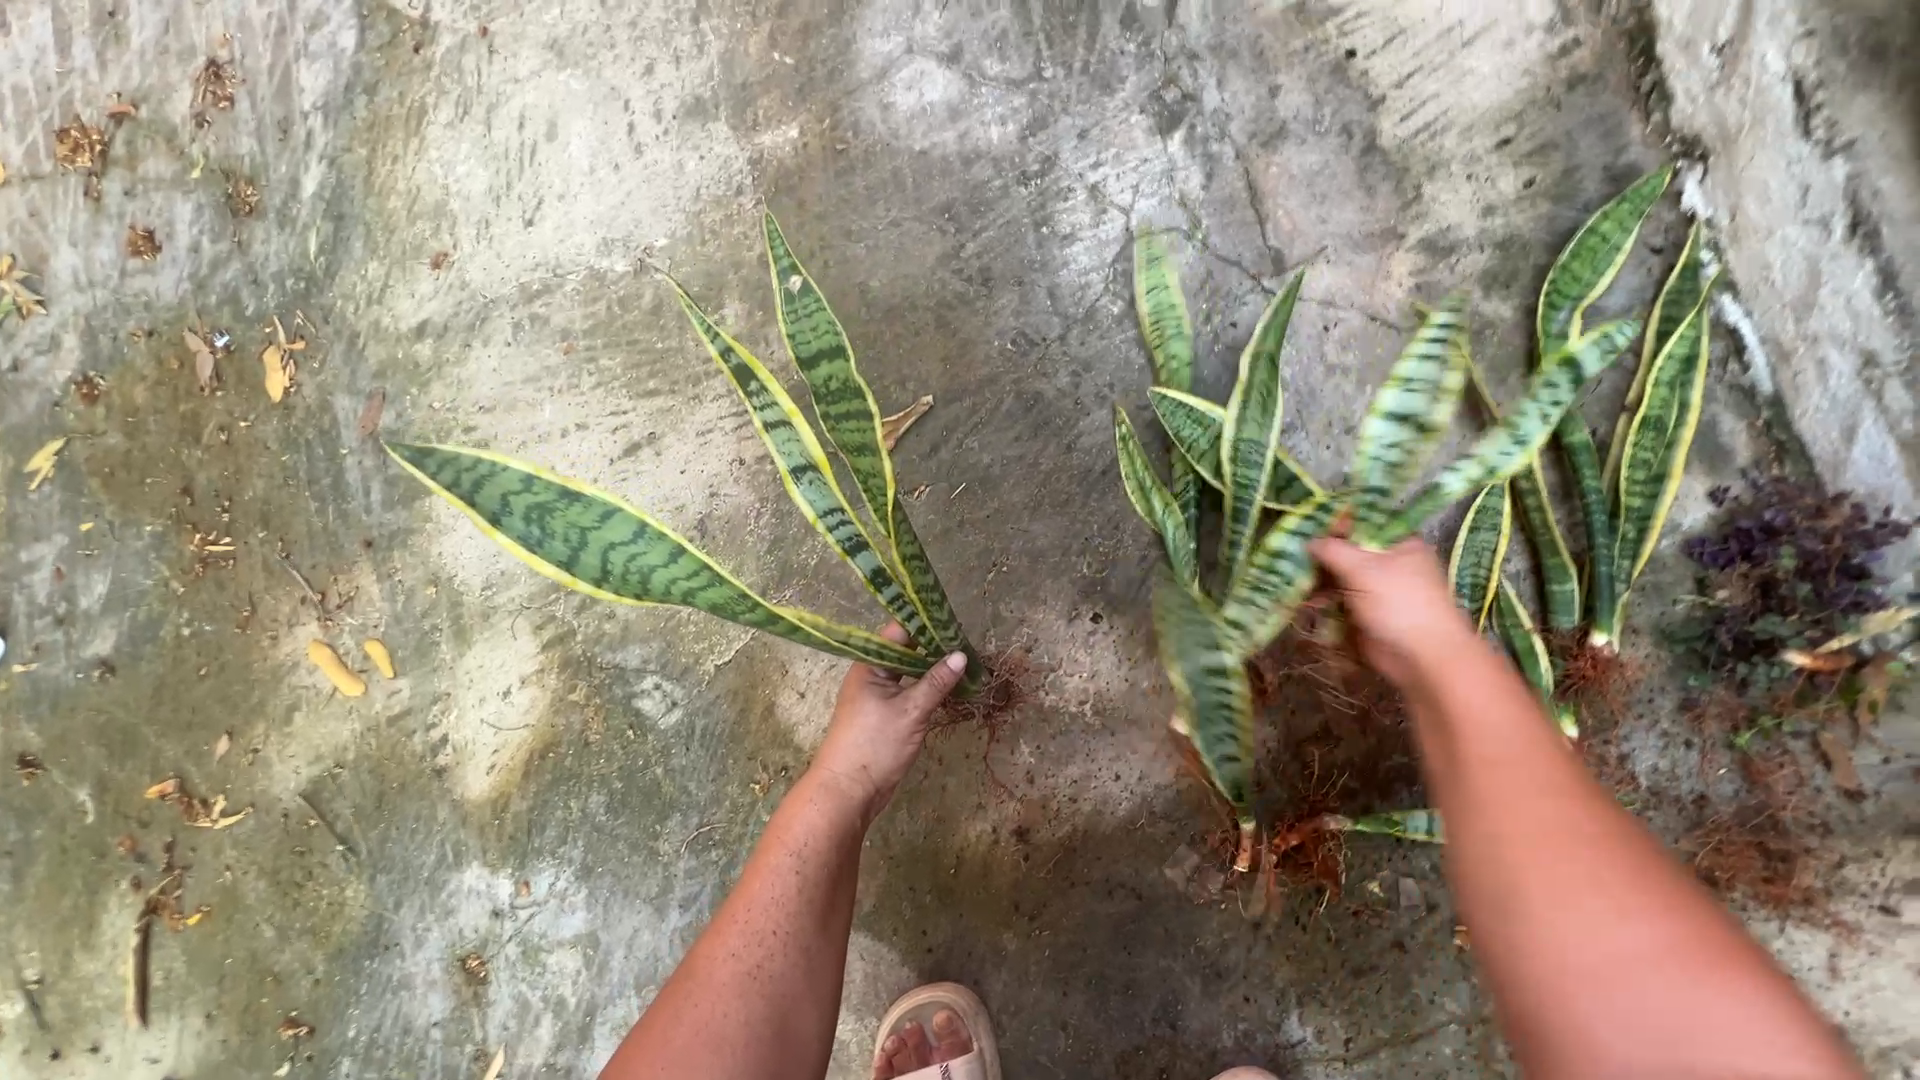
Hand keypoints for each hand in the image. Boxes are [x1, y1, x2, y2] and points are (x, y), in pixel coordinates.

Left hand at [809, 623, 969, 824]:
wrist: (848, 791)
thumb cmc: (874, 744)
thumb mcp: (911, 710)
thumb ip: (936, 682)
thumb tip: (961, 655)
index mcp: (870, 665)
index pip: (899, 633)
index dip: (925, 625)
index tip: (954, 622)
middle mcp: (872, 674)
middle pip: (905, 651)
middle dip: (934, 647)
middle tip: (967, 643)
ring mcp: (878, 695)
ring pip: (908, 673)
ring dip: (932, 669)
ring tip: (964, 662)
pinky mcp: (885, 715)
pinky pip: (909, 691)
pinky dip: (928, 688)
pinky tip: (950, 688)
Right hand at [1308, 536, 1477, 685]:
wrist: (1421, 656)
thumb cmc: (1399, 603)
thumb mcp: (1364, 568)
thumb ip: (1333, 550)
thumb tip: (1309, 541)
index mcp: (1399, 544)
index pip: (1364, 524)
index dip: (1335, 524)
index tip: (1307, 527)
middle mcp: (1388, 564)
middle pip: (1348, 552)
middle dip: (1320, 556)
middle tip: (1291, 555)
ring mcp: (1376, 590)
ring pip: (1340, 578)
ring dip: (1318, 580)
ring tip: (1293, 582)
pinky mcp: (1365, 614)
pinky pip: (1338, 601)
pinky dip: (1322, 601)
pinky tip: (1305, 603)